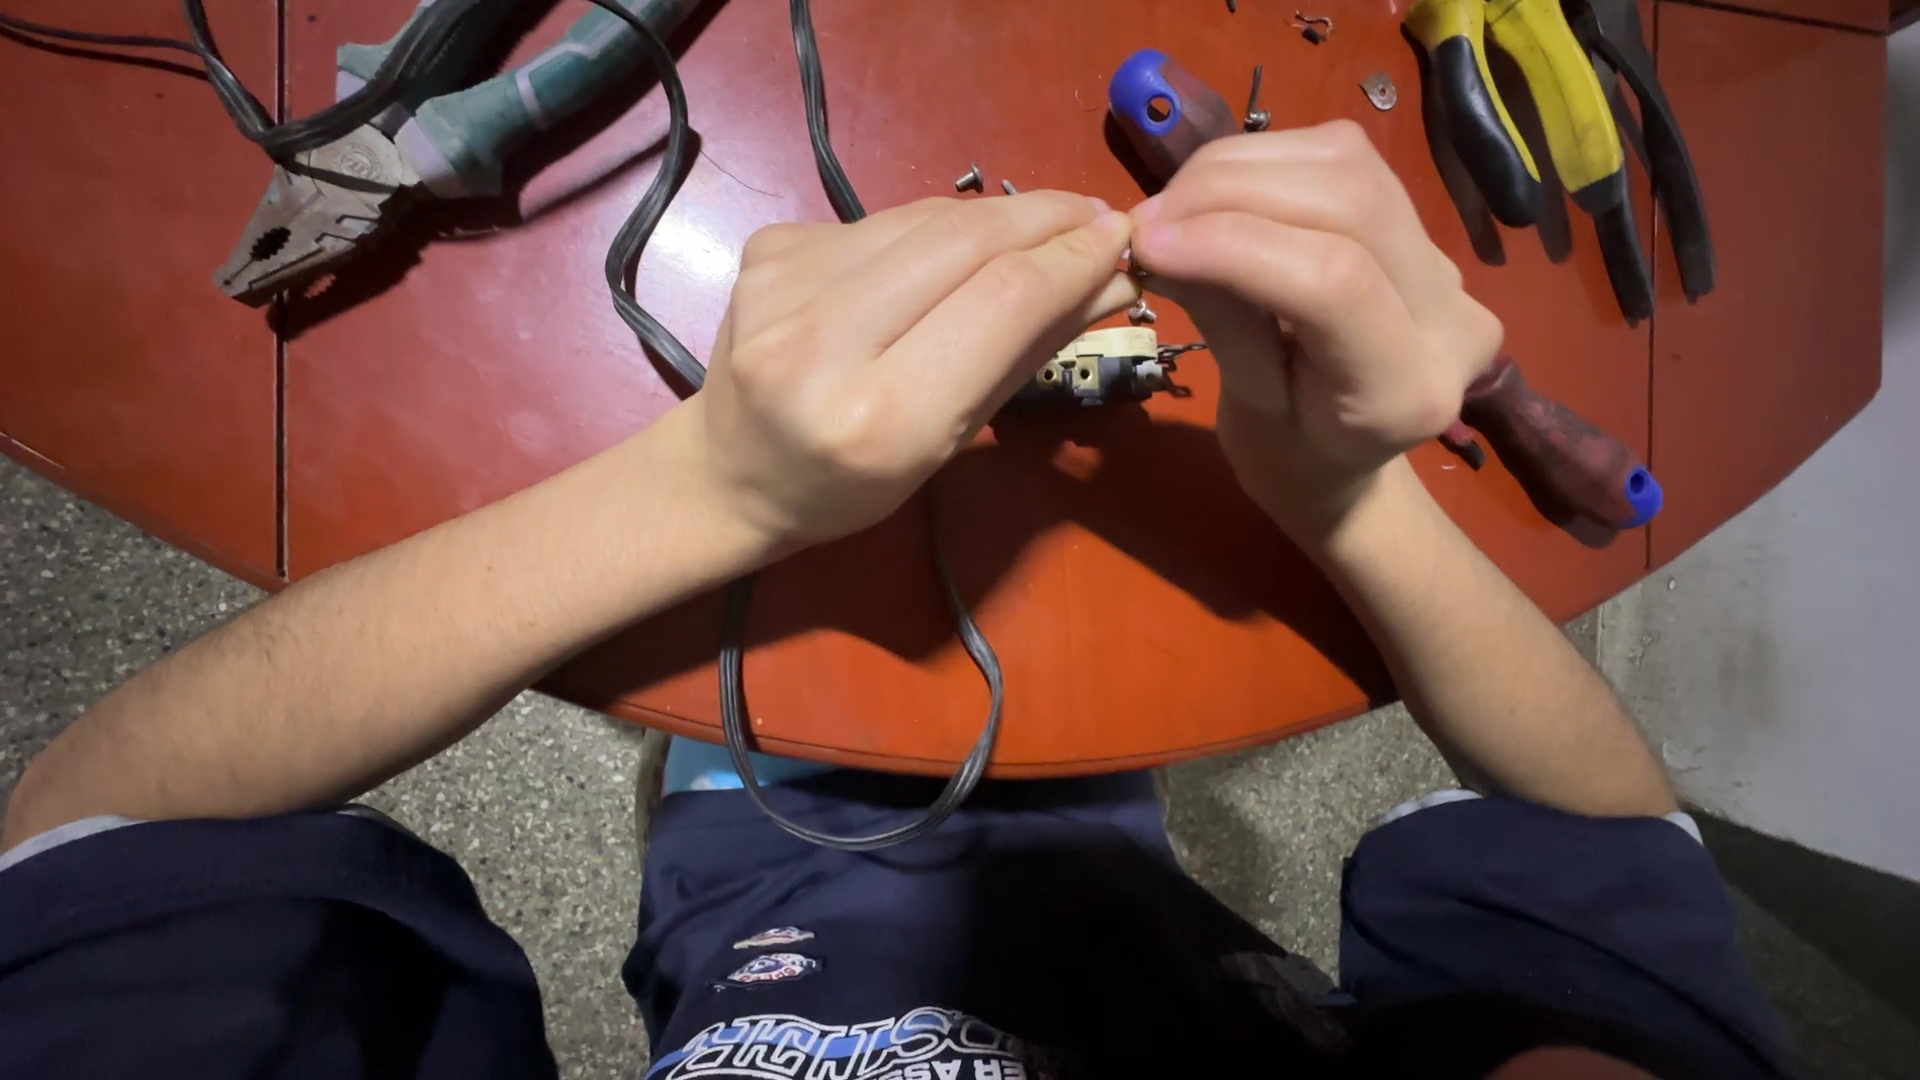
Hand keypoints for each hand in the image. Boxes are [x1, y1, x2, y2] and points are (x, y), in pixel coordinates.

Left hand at [693, 194, 1137, 547]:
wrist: (731, 472)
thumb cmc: (848, 488)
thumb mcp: (944, 447)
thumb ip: (1023, 359)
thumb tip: (1107, 283)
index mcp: (880, 419)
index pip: (1002, 303)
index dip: (1072, 260)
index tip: (1120, 239)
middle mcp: (823, 342)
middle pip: (966, 242)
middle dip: (1046, 218)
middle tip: (1096, 219)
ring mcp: (784, 284)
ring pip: (925, 218)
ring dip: (998, 217)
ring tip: (1041, 229)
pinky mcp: (769, 246)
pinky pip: (881, 221)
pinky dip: (934, 229)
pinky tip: (951, 254)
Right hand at [1128, 121, 1502, 537]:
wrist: (1344, 461)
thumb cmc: (1288, 461)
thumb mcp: (1247, 412)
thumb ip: (1224, 320)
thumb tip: (1164, 237)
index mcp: (1405, 390)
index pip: (1333, 282)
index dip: (1232, 244)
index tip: (1146, 242)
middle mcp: (1450, 313)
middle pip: (1348, 199)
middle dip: (1229, 191)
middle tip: (1146, 220)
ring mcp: (1448, 262)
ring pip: (1347, 163)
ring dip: (1239, 169)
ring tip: (1171, 209)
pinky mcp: (1423, 230)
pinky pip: (1344, 164)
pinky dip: (1262, 164)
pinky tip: (1213, 196)